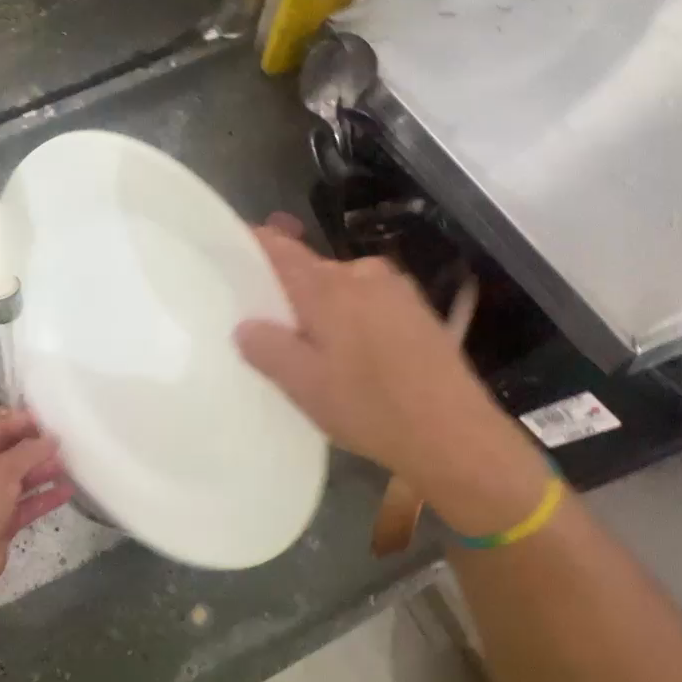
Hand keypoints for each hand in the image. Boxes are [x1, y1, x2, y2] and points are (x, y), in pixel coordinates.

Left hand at [0, 413, 74, 585]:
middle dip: (36, 448)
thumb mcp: (3, 471)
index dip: (19, 421)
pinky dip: (45, 498)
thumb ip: (28, 452)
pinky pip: (28, 504)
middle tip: (63, 443)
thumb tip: (51, 438)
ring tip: (70, 464)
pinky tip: (67, 492)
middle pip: (12, 455)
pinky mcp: (4, 522)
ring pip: (22, 480)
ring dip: (43, 472)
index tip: (46, 418)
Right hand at [234, 226, 547, 535]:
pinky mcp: (418, 311)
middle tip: (267, 331)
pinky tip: (351, 359)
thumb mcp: (304, 386)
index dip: (251, 246)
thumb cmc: (370, 408)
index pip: (279, 250)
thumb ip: (268, 348)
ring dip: (321, 311)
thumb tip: (245, 325)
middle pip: (311, 271)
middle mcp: (363, 274)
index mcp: (329, 286)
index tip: (227, 256)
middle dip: (286, 294)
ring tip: (310, 352)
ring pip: (341, 289)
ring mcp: (397, 290)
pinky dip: (350, 320)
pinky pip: (367, 303)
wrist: (454, 435)